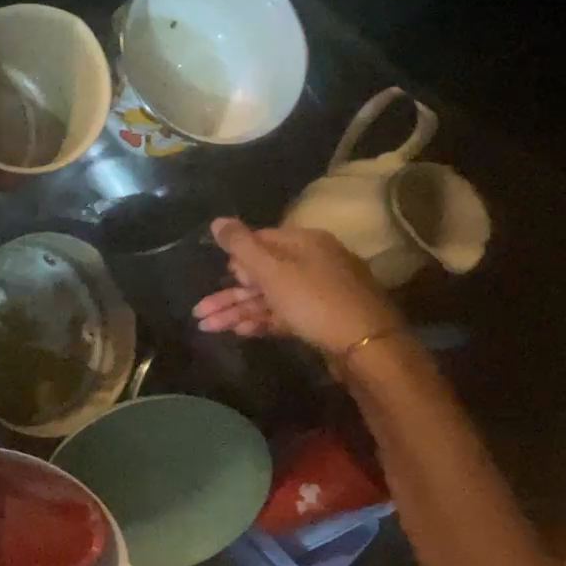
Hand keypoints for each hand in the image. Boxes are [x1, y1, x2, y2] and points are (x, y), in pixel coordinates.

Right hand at [192, 219, 404, 353]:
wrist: (366, 345)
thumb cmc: (315, 301)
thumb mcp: (272, 270)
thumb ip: (241, 245)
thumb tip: (217, 220)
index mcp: (304, 242)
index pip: (259, 241)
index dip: (237, 260)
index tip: (223, 278)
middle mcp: (311, 262)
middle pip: (259, 274)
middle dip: (227, 294)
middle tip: (199, 313)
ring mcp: (317, 292)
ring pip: (267, 298)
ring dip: (236, 311)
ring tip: (206, 328)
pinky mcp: (319, 318)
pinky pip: (282, 314)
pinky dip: (260, 321)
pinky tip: (239, 332)